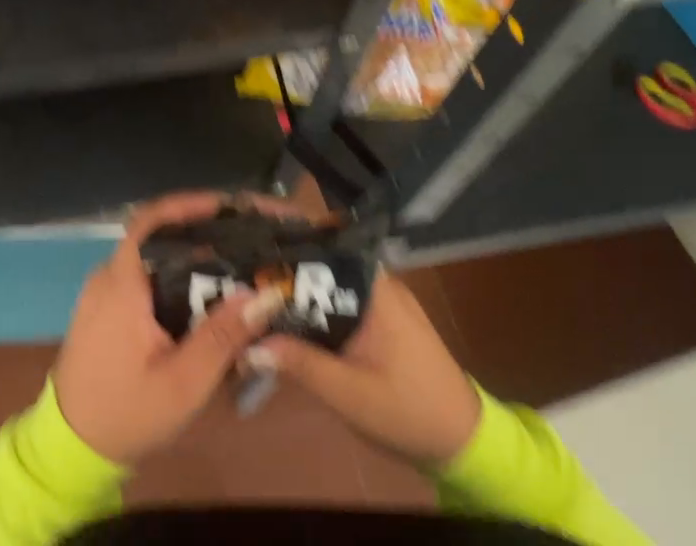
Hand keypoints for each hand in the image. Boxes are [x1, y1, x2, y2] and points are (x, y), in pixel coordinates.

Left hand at [52, 192, 288, 465]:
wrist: (73, 447)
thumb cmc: (126, 413)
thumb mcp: (183, 382)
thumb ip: (221, 336)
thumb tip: (263, 294)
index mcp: (121, 285)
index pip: (150, 221)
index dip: (188, 204)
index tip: (229, 205)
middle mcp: (108, 278)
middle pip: (158, 237)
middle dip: (203, 233)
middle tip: (250, 239)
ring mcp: (103, 295)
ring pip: (153, 260)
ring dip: (192, 259)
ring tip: (239, 264)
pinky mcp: (105, 312)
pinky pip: (145, 281)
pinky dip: (176, 280)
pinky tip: (208, 299)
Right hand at [254, 268, 482, 467]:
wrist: (462, 443)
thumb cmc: (409, 413)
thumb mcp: (348, 394)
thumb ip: (300, 364)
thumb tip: (248, 346)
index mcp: (376, 292)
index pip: (321, 253)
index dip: (280, 254)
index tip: (239, 260)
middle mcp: (378, 286)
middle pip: (319, 269)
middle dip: (278, 278)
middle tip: (233, 286)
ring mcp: (380, 304)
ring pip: (324, 288)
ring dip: (292, 299)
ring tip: (246, 302)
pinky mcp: (379, 322)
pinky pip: (336, 306)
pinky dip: (310, 314)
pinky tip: (281, 325)